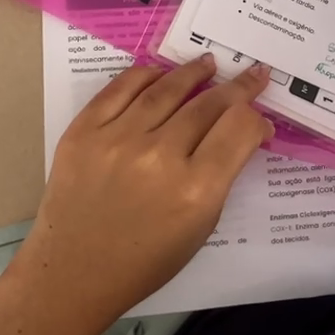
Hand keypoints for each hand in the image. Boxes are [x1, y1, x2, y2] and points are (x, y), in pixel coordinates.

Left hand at [6, 57, 271, 327]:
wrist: (74, 271)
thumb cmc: (145, 260)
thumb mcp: (200, 228)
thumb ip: (222, 176)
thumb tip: (245, 133)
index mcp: (195, 191)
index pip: (239, 129)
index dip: (256, 118)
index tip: (260, 117)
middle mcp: (159, 158)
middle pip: (208, 104)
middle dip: (238, 87)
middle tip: (252, 73)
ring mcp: (117, 140)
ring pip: (166, 89)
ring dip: (193, 72)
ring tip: (209, 63)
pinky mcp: (83, 132)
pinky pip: (121, 89)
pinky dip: (146, 76)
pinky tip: (162, 73)